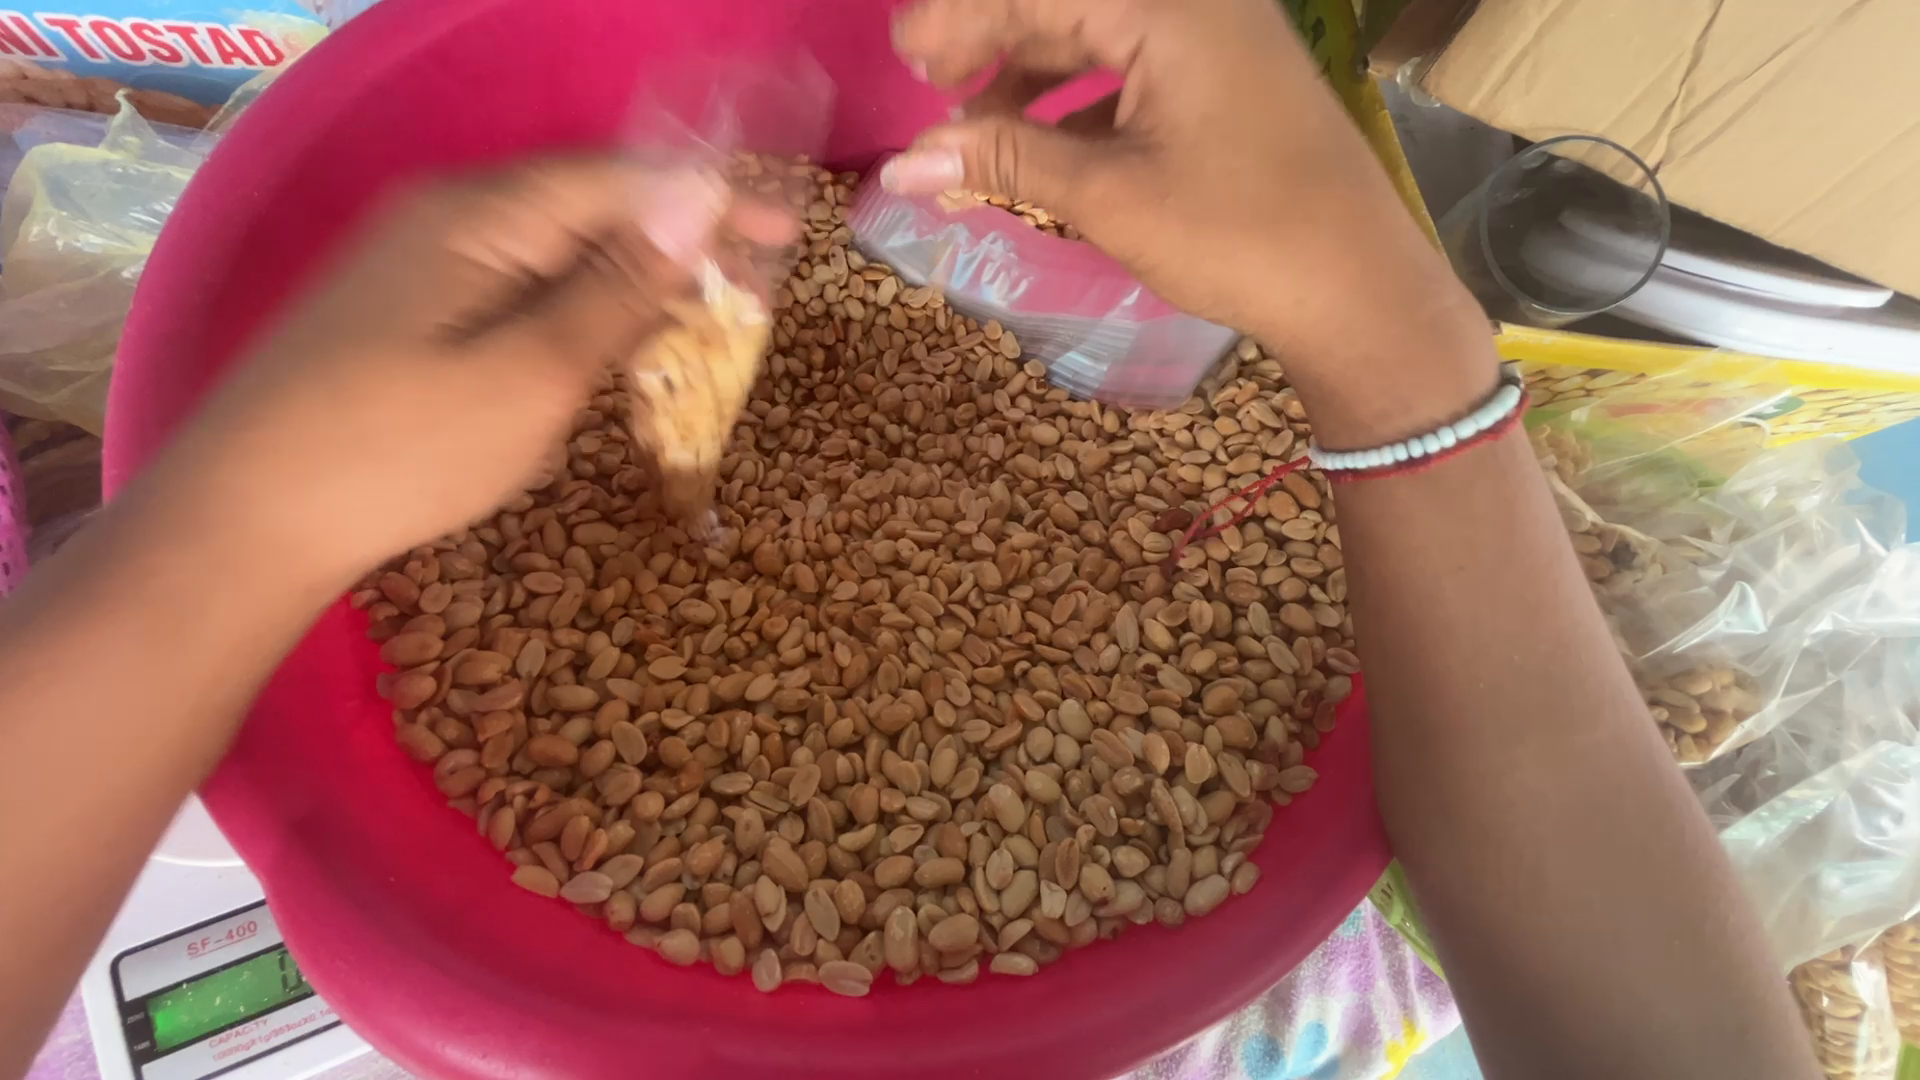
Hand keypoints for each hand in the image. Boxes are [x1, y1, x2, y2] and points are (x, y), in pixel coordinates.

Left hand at [143, 158, 787, 585]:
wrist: (256, 517)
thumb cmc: (406, 449)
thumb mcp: (534, 372)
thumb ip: (616, 289)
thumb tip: (693, 205)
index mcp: (481, 217)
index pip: (622, 182)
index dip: (710, 201)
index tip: (784, 234)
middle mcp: (455, 219)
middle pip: (596, 210)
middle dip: (684, 243)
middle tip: (758, 288)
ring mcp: (435, 266)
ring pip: (568, 253)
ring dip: (644, 280)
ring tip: (712, 317)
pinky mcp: (427, 310)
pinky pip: (534, 290)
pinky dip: (595, 312)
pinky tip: (629, 343)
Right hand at [883, 0, 1487, 377]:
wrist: (1349, 287)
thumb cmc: (1233, 235)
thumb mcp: (1109, 197)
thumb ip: (1008, 163)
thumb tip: (906, 165)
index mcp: (1170, 6)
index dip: (964, 15)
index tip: (904, 53)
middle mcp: (1196, 3)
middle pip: (1070, 4)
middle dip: (991, 39)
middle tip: (927, 80)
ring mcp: (1215, 44)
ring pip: (1099, 40)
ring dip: (1031, 77)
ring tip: (974, 122)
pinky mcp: (1223, 89)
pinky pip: (1131, 77)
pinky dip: (1077, 107)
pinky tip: (1044, 145)